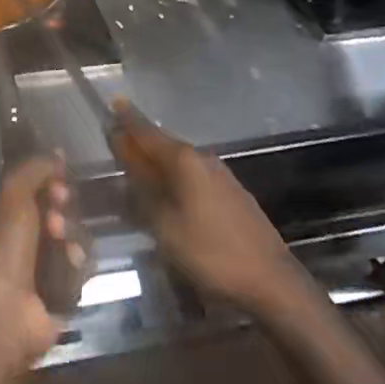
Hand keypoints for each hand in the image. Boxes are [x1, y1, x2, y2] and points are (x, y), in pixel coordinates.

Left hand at [0, 156, 76, 383]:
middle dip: (64, 207)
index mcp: (8, 209)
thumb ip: (37, 166)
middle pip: (63, 209)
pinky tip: (67, 267)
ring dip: (71, 235)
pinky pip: (83, 267)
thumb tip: (59, 152)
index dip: (53, 179)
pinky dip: (75, 265)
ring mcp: (45, 264)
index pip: (42, 185)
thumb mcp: (13, 190)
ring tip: (59, 243)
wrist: (4, 308)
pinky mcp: (63, 290)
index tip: (58, 179)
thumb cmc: (3, 242)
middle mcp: (26, 234)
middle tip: (55, 211)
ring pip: (77, 236)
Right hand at [109, 102, 302, 315]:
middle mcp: (202, 159)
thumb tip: (127, 160)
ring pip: (180, 161)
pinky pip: (193, 175)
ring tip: (138, 166)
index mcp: (184, 160)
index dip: (129, 119)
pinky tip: (169, 191)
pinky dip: (175, 176)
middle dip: (141, 141)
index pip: (148, 132)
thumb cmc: (211, 253)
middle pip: (164, 144)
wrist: (271, 281)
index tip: (114, 102)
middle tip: (118, 139)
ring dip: (158, 160)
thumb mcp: (165, 226)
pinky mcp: (232, 193)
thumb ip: (143, 190)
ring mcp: (220, 175)